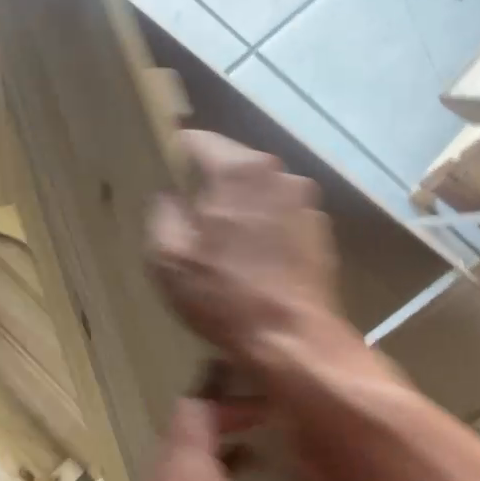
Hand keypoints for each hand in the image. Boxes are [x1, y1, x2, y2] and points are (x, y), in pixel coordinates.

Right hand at [149, 131, 383, 407]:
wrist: (290, 340)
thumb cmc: (222, 295)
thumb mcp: (167, 255)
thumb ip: (161, 212)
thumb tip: (169, 196)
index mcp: (238, 170)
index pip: (194, 140)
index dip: (171, 159)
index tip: (160, 185)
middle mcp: (278, 173)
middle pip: (228, 165)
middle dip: (206, 188)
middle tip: (187, 225)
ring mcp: (305, 200)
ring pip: (255, 192)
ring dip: (236, 209)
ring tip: (221, 248)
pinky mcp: (319, 229)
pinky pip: (277, 216)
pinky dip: (261, 229)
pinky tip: (251, 263)